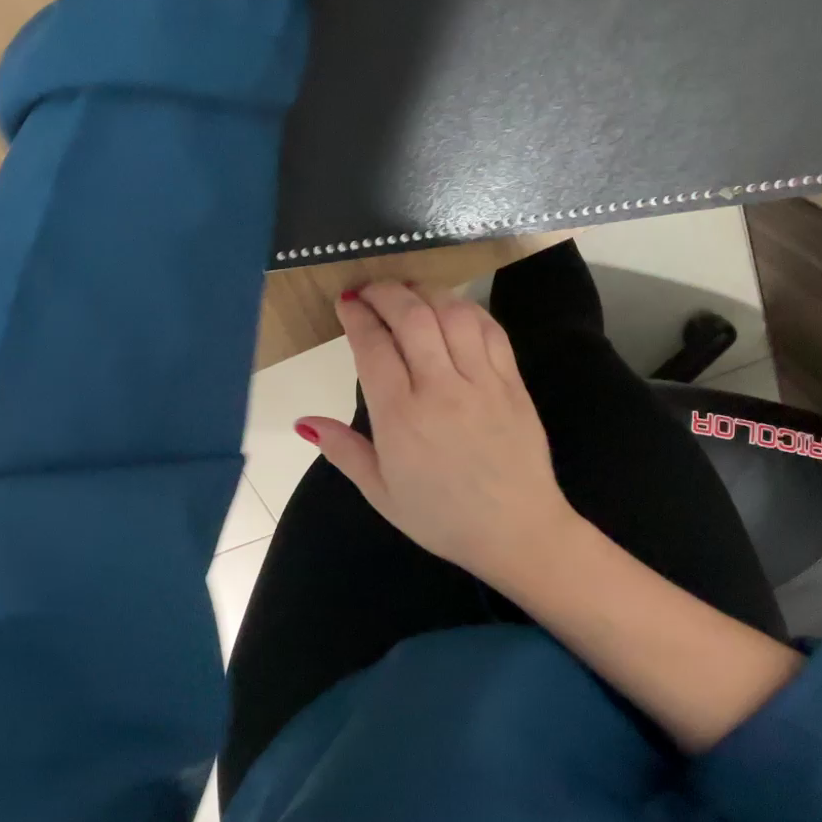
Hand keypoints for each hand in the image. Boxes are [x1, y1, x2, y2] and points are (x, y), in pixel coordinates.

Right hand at [296, 282, 584, 587]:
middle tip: (369, 289)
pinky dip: (467, 309)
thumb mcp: (382, 494)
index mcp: (401, 418)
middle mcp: (441, 389)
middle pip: (411, 318)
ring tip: (408, 292)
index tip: (346, 302)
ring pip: (453, 314)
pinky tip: (451, 309)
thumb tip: (304, 422)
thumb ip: (344, 451)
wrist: (518, 532)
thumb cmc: (442, 518)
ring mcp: (482, 382)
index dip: (356, 316)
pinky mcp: (512, 382)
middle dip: (385, 292)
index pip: (373, 347)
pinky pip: (490, 329)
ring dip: (426, 292)